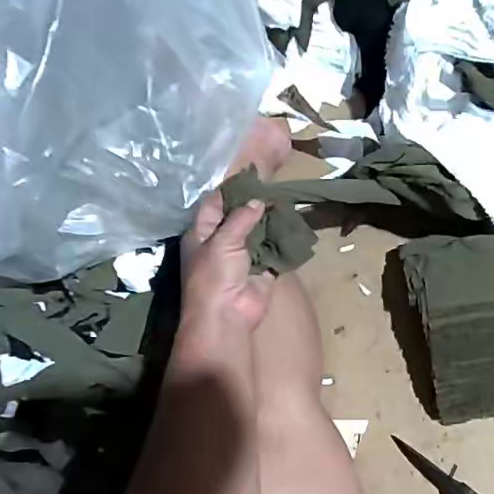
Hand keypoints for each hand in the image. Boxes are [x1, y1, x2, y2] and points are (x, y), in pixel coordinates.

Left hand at [179, 190, 276, 337]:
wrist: (226, 316)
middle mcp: (220, 245)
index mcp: (201, 235)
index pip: (213, 206)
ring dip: (269, 222)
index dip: (229, 191)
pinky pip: (272, 253)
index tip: (250, 177)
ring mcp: (241, 260)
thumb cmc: (214, 275)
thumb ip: (240, 218)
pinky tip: (293, 226)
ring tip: (286, 202)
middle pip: (237, 219)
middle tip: (274, 186)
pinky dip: (281, 242)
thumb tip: (258, 201)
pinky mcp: (261, 272)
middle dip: (253, 205)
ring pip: (256, 235)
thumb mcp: (223, 240)